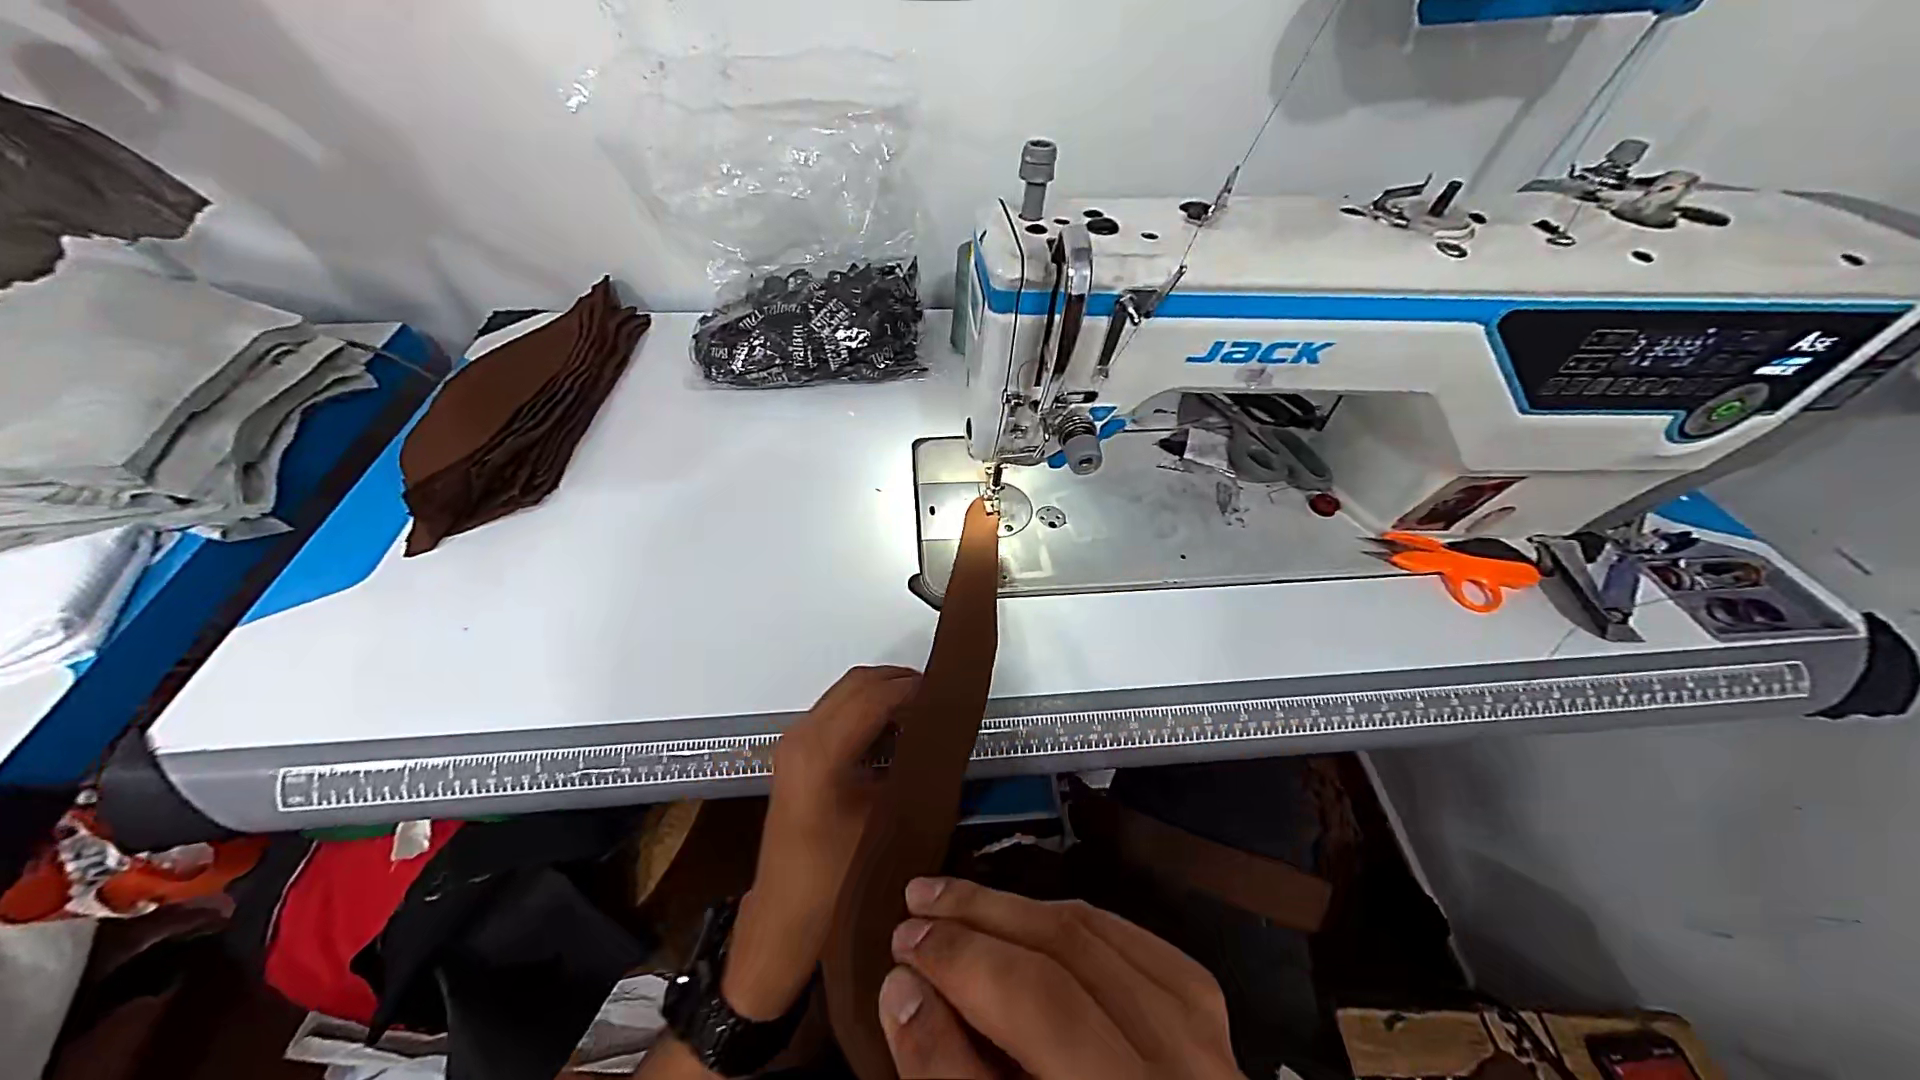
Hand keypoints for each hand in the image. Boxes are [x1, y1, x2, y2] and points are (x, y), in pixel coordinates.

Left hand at [720, 666, 919, 1019]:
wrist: (787, 913)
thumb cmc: (836, 875)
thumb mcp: (887, 819)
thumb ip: (914, 768)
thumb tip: (942, 734)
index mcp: (821, 751)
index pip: (874, 695)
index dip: (913, 688)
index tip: (946, 691)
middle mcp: (802, 735)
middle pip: (858, 682)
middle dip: (900, 682)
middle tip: (938, 696)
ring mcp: (794, 740)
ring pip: (846, 691)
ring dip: (883, 692)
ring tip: (921, 709)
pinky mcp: (795, 751)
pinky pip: (836, 708)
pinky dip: (867, 706)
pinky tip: (892, 727)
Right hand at [878, 878, 1244, 1079]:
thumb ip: (947, 1078)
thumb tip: (903, 986)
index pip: (1036, 998)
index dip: (961, 958)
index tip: (902, 940)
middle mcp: (1182, 1069)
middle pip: (1066, 953)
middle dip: (979, 917)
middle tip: (919, 900)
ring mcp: (1208, 1037)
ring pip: (1095, 934)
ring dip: (1016, 909)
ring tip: (957, 901)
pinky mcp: (1210, 1016)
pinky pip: (1131, 938)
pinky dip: (1069, 920)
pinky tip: (1028, 914)